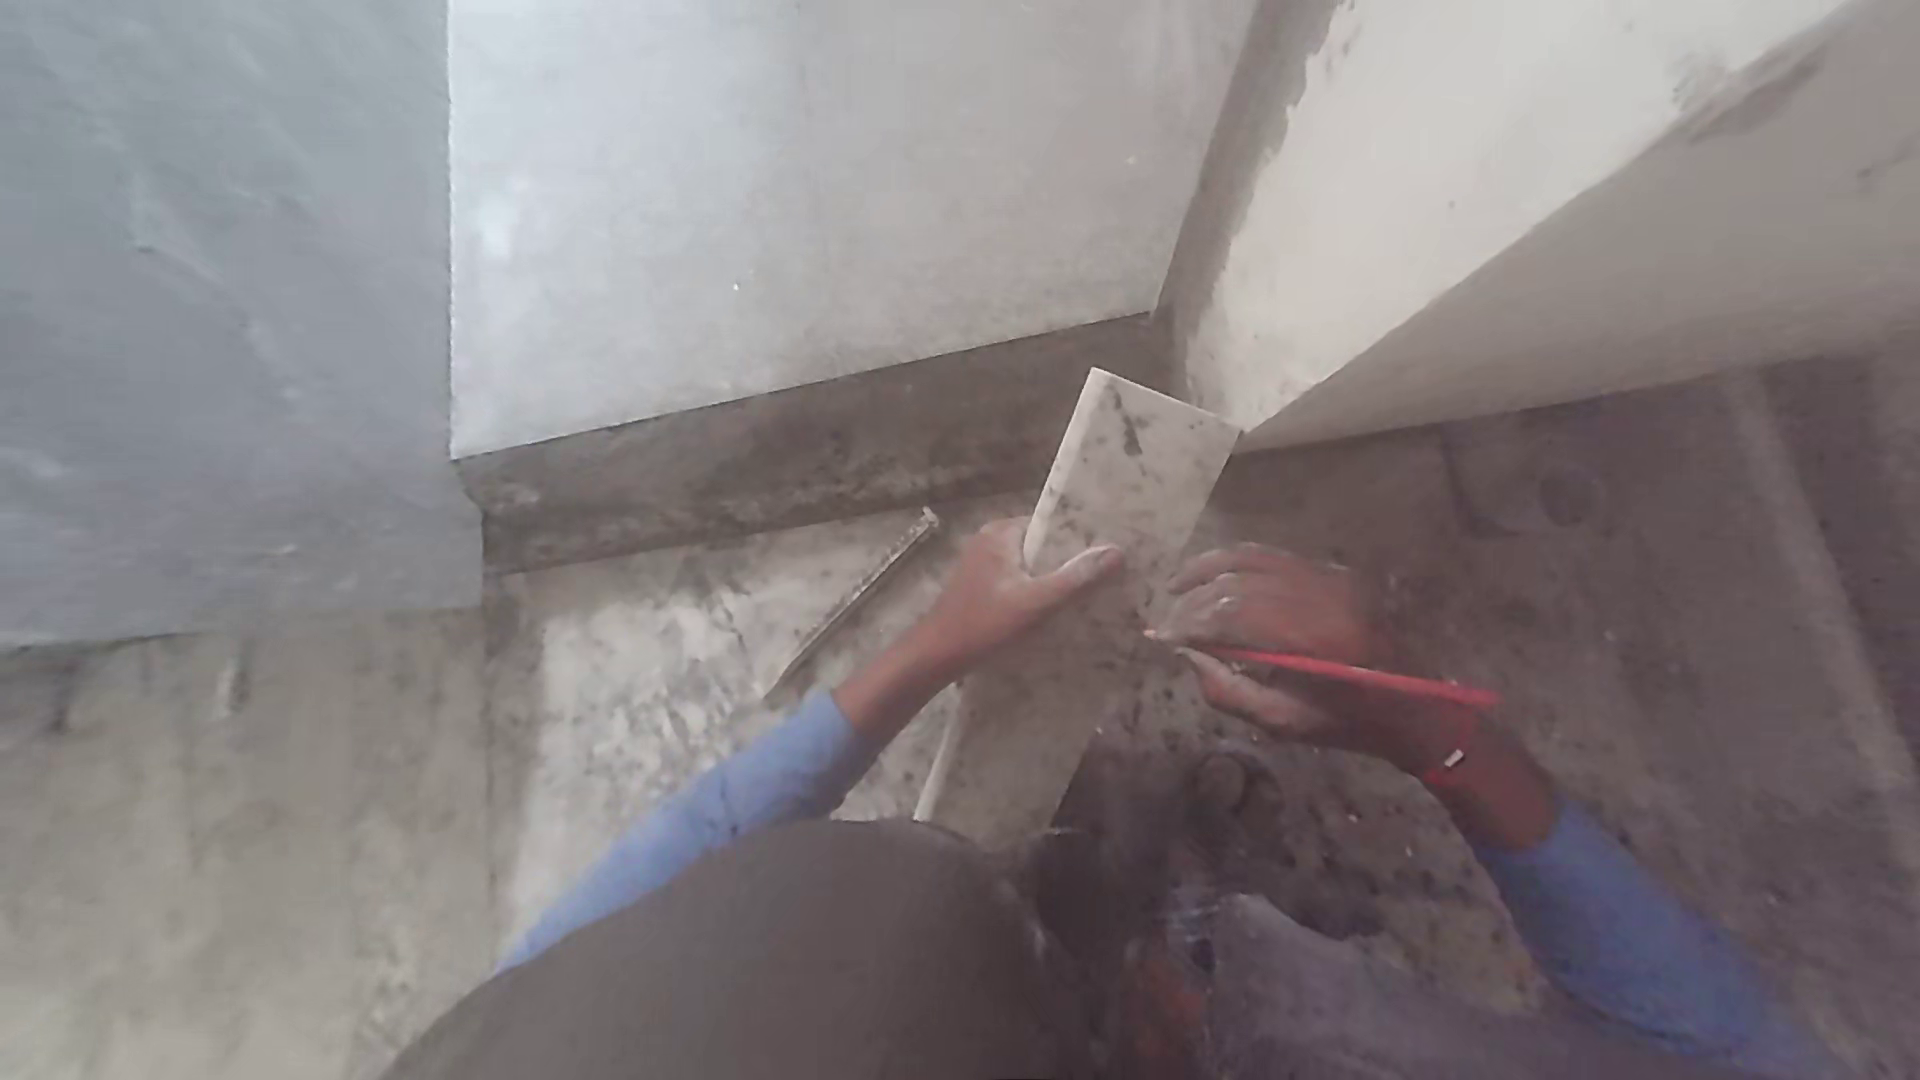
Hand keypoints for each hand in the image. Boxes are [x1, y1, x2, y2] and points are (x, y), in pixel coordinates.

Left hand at [836, 518, 1122, 744]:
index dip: (1082, 534)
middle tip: (1110, 571)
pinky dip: (1038, 588)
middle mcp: (991, 538)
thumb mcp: (1035, 602)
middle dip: (1072, 557)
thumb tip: (1116, 551)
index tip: (1113, 547)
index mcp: (1002, 532)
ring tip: (1094, 588)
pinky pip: (1020, 577)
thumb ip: (1075, 578)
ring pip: (1032, 562)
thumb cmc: (984, 624)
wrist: (936, 655)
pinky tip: (1060, 605)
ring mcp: (984, 561)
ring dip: (1056, 575)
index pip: (1052, 522)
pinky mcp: (982, 583)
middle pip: (1044, 542)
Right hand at [1149, 544, 1446, 772]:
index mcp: (1308, 639)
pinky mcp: (1330, 570)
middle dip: (1191, 600)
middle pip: (1233, 583)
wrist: (1420, 706)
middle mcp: (1316, 596)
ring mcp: (1325, 576)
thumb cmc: (1347, 721)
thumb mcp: (1282, 722)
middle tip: (1167, 621)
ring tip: (1176, 585)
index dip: (1188, 623)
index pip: (1228, 614)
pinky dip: (1233, 561)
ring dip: (1204, 569)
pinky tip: (1212, 575)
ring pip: (1248, 557)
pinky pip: (1270, 554)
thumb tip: (1184, 654)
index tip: (1162, 637)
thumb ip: (1225, 690)